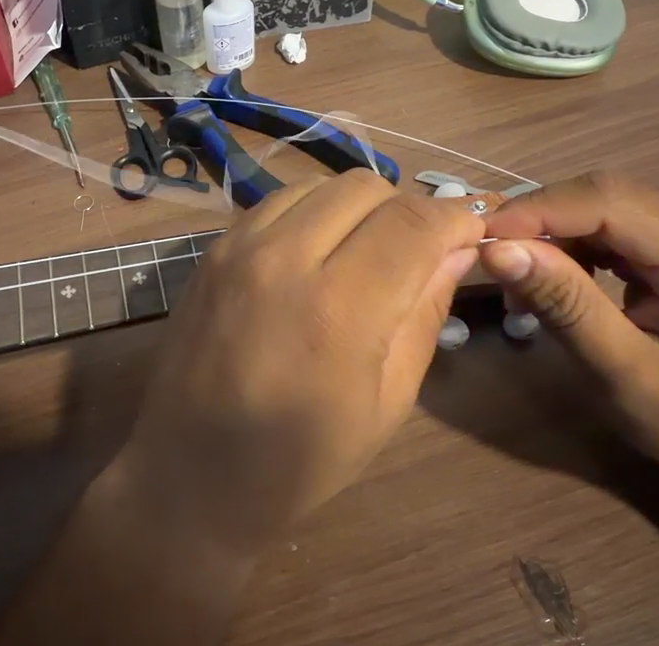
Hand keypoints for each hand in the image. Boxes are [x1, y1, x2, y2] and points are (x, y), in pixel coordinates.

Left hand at [111, 170, 483, 554]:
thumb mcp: (385, 403)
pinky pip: (277, 201)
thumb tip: (456, 250)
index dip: (455, 217)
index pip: (414, 222)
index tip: (470, 233)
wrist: (188, 475)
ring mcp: (239, 246)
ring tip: (366, 251)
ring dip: (358, 206)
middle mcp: (284, 258)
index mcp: (338, 309)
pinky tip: (317, 253)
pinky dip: (312, 212)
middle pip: (366, 187)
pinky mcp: (212, 248)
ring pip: (320, 183)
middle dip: (407, 209)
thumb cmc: (298, 461)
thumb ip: (423, 314)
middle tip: (418, 252)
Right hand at [479, 173, 658, 485]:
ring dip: (551, 236)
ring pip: (601, 208)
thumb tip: (498, 250)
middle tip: (490, 264)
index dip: (539, 210)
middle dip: (539, 221)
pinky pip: (612, 228)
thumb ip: (567, 307)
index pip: (607, 201)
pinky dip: (572, 248)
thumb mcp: (628, 376)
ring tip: (519, 287)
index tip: (481, 239)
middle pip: (602, 196)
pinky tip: (554, 284)